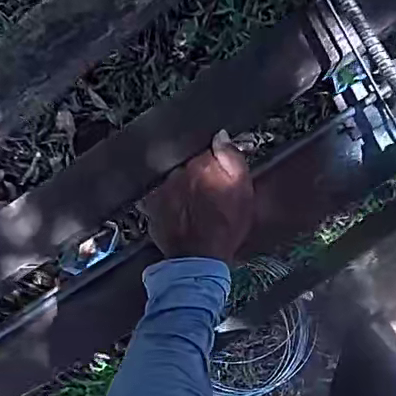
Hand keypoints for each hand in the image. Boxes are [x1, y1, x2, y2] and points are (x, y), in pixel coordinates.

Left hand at [142, 132, 254, 262]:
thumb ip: (233, 158)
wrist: (200, 258)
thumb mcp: (243, 192)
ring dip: (183, 186)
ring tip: (196, 206)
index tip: (223, 172)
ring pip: (174, 178)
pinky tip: (181, 212)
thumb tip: (222, 137)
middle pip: (189, 163)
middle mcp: (178, 172)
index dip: (217, 161)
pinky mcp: (152, 204)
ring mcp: (163, 187)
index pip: (208, 149)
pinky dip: (170, 200)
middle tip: (210, 193)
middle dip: (199, 174)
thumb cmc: (225, 229)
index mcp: (203, 164)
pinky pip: (161, 194)